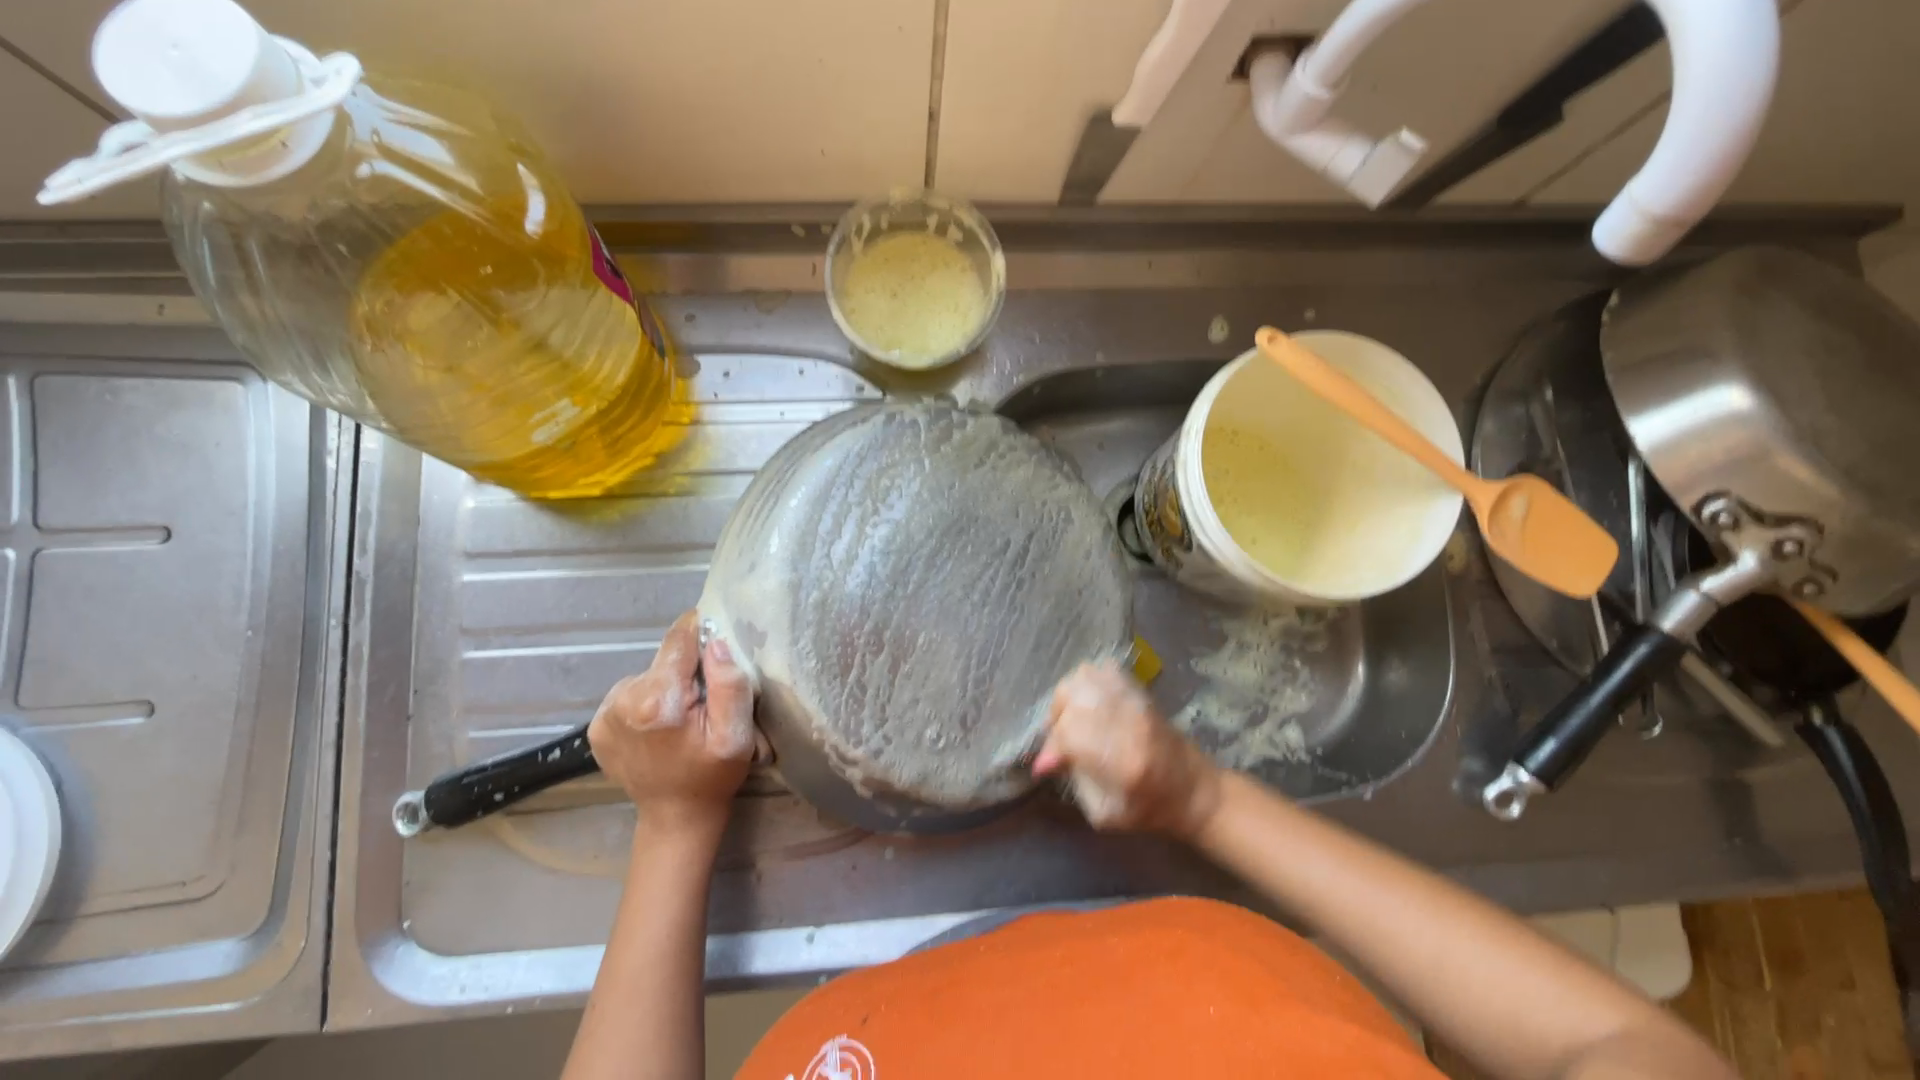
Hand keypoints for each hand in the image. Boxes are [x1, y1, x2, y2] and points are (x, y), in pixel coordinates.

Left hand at [587, 611, 755, 834]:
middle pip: (663, 659)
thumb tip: (715, 642)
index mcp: (658, 700)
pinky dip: (647, 703)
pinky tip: (658, 729)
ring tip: (681, 717)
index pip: (679, 639)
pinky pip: (630, 695)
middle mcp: (622, 700)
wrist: (675, 816)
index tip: (717, 643)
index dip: (701, 634)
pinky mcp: (596, 726)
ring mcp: (603, 714)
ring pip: (647, 676)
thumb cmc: (712, 775)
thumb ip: (729, 684)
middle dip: (686, 670)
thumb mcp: (737, 734)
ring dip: (666, 686)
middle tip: (704, 699)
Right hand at [1032, 662, 1222, 838]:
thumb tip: (1046, 760)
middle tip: (1060, 741)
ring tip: (1071, 720)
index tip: (1048, 766)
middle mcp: (1130, 722)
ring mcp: (1136, 701)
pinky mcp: (1141, 691)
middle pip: (1073, 697)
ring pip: (1085, 677)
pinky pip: (1103, 670)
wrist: (1196, 791)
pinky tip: (1088, 705)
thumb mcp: (1105, 812)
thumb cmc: (1150, 810)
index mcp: (1124, 761)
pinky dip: (1087, 683)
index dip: (1052, 746)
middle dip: (1056, 719)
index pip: (1071, 732)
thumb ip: (1075, 781)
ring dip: (1068, 698)